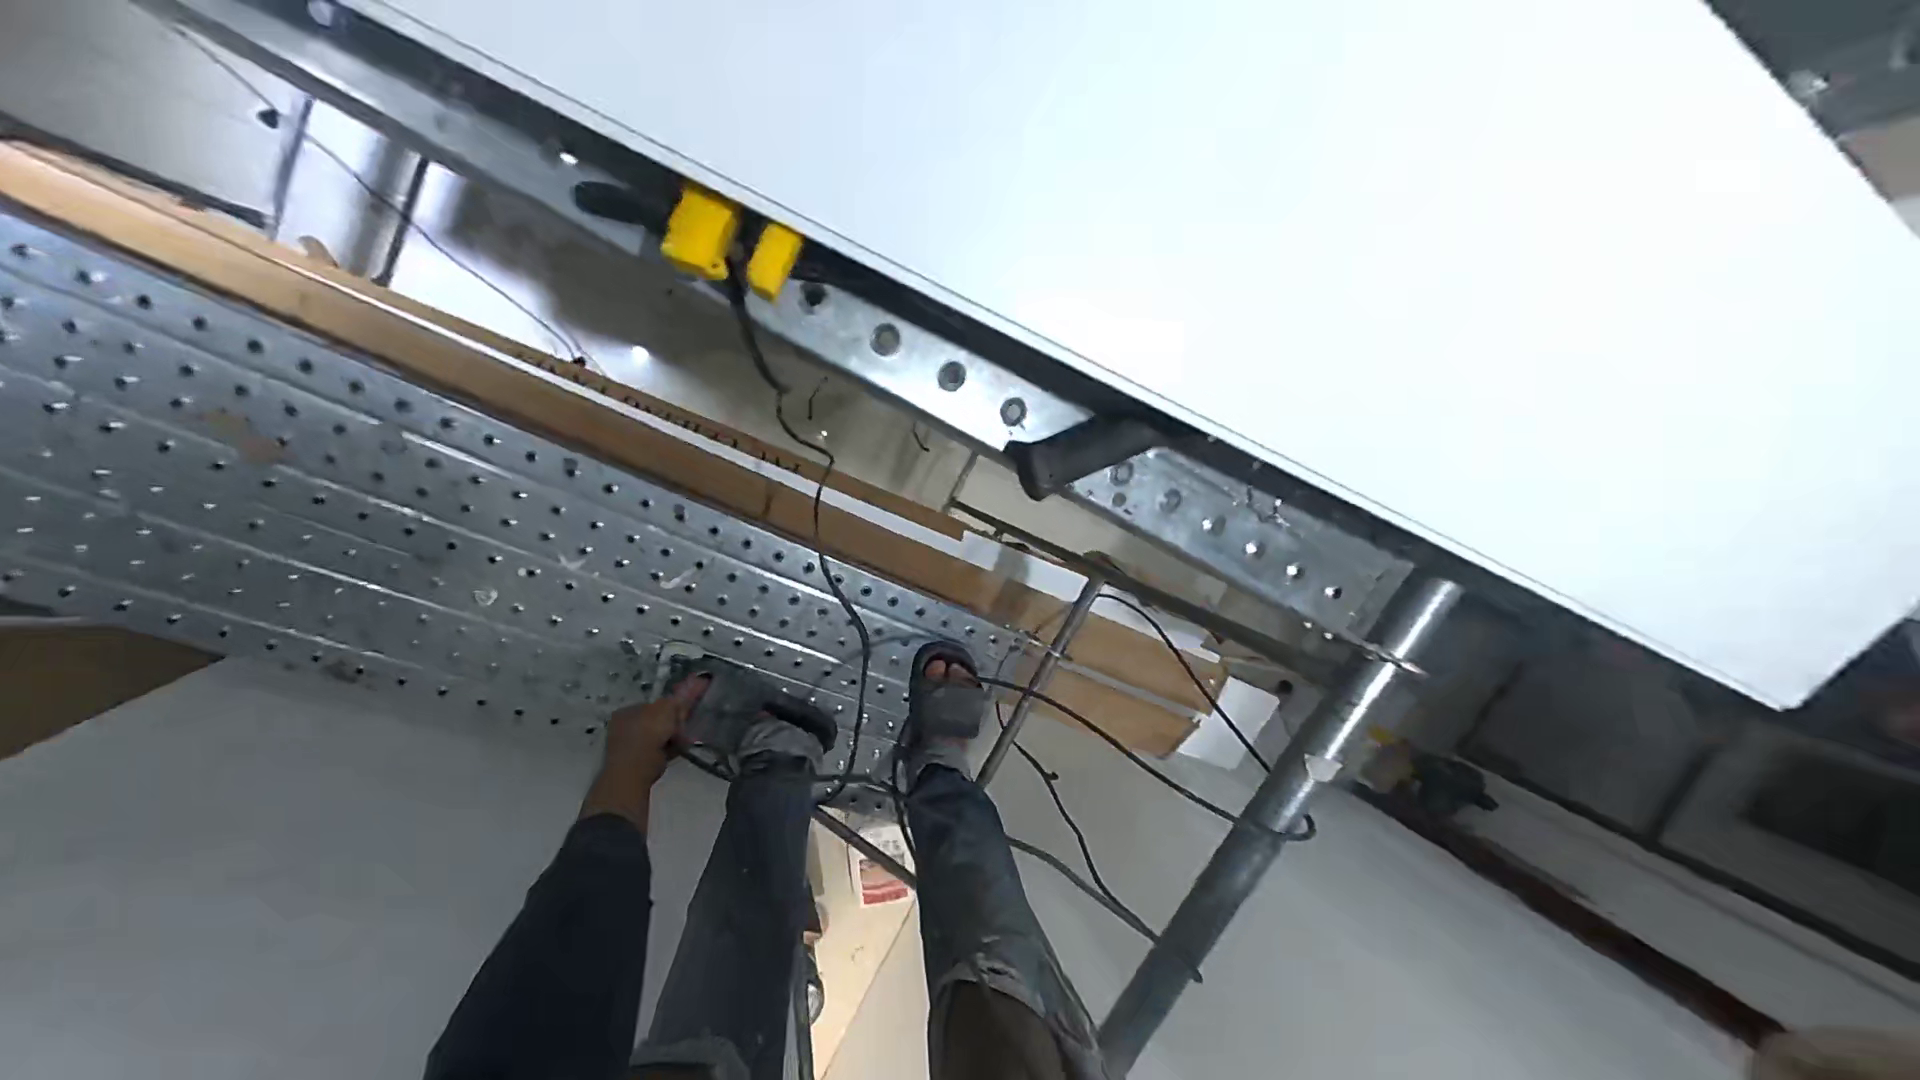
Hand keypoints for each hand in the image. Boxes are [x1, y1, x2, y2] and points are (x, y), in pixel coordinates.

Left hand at [604, 675, 710, 786]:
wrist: (635, 768)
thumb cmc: (648, 732)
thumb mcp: (666, 707)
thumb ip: (679, 698)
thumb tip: (695, 682)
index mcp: (626, 711)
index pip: (652, 704)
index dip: (670, 706)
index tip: (684, 709)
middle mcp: (625, 727)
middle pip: (657, 720)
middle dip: (673, 721)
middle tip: (685, 723)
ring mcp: (631, 745)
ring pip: (660, 735)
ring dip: (674, 735)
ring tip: (684, 737)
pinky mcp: (639, 761)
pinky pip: (660, 750)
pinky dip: (671, 748)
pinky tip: (680, 747)